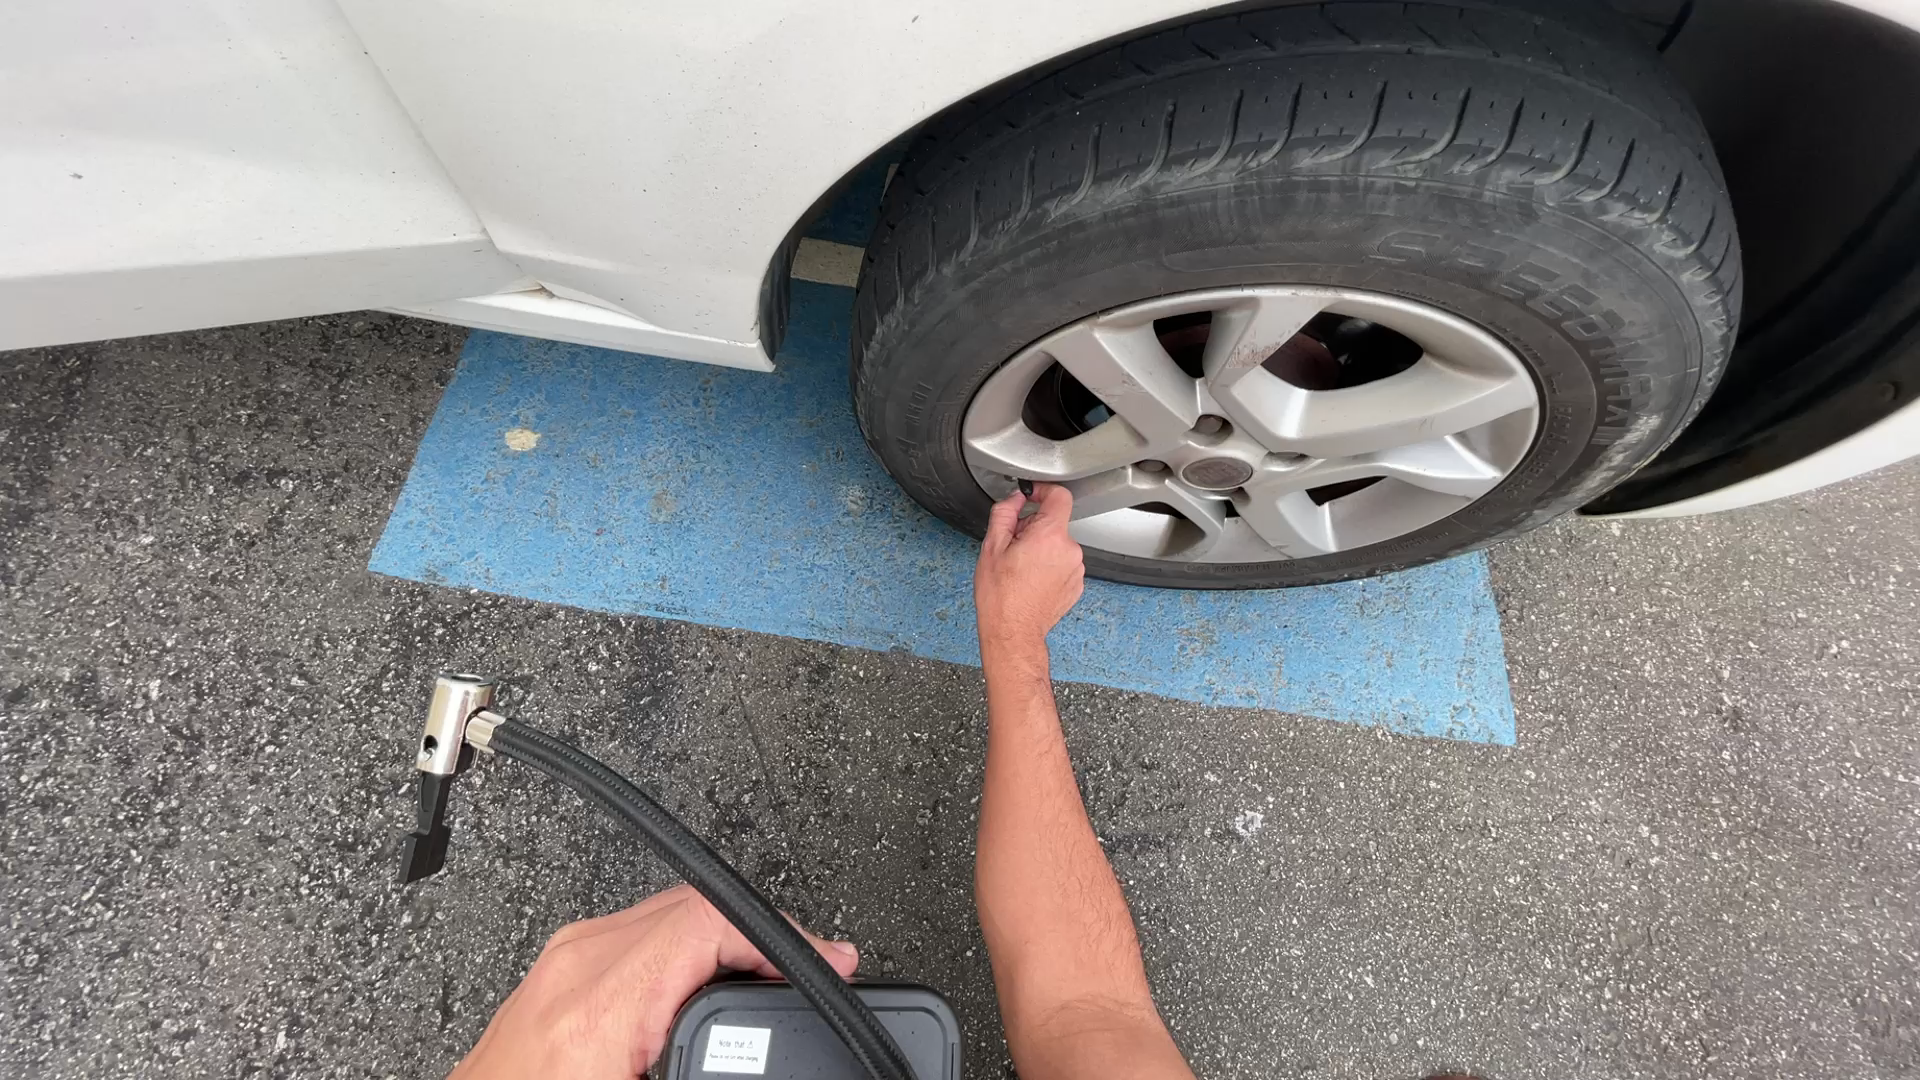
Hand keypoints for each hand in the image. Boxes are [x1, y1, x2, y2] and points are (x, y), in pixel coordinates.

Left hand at [451, 884, 858, 1079]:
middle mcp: (577, 967)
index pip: (712, 921)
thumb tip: (775, 1049)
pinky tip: (716, 973)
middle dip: (768, 934)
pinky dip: (696, 944)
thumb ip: (711, 1064)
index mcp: (597, 1010)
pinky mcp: (563, 969)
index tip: (826, 960)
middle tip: (812, 970)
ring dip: (734, 936)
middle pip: (702, 905)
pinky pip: (647, 929)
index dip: (783, 936)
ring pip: (677, 909)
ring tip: (773, 973)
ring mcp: (566, 961)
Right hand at [975, 483, 1085, 654]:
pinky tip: (1031, 580)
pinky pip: (1063, 563)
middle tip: (1013, 547)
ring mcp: (1076, 569)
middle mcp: (1070, 550)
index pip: (1060, 496)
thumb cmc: (1001, 595)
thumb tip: (1015, 499)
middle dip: (1034, 528)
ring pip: (1058, 544)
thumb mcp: (992, 546)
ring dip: (1042, 549)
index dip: (1043, 491)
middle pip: (1055, 523)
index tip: (1032, 496)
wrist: (1013, 630)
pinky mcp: (1076, 584)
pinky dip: (1049, 566)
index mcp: (1050, 536)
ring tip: (1021, 568)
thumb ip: (1005, 513)